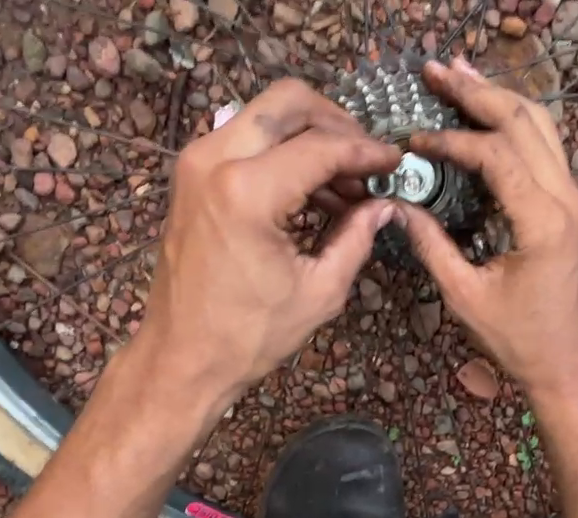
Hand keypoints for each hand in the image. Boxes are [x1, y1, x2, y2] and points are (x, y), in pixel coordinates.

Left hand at [122, 79, 402, 408]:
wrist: (182, 355)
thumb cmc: (250, 335)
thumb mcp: (319, 292)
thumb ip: (356, 239)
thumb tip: (384, 206)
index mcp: (248, 193)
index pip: (322, 147)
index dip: (366, 152)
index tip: (395, 163)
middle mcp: (215, 160)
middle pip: (287, 102)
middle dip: (336, 123)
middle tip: (367, 159)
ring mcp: (196, 162)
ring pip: (264, 115)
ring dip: (309, 137)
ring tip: (346, 186)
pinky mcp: (191, 175)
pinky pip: (244, 139)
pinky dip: (282, 152)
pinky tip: (313, 192)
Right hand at [399, 59, 577, 402]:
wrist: (564, 363)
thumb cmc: (517, 339)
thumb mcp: (465, 297)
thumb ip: (431, 245)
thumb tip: (396, 205)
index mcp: (542, 222)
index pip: (495, 154)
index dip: (451, 140)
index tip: (413, 142)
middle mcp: (566, 200)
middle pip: (524, 120)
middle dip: (477, 92)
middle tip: (435, 70)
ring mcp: (573, 200)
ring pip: (541, 125)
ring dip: (500, 97)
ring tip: (460, 75)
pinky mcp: (570, 206)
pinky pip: (546, 146)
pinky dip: (516, 122)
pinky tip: (489, 111)